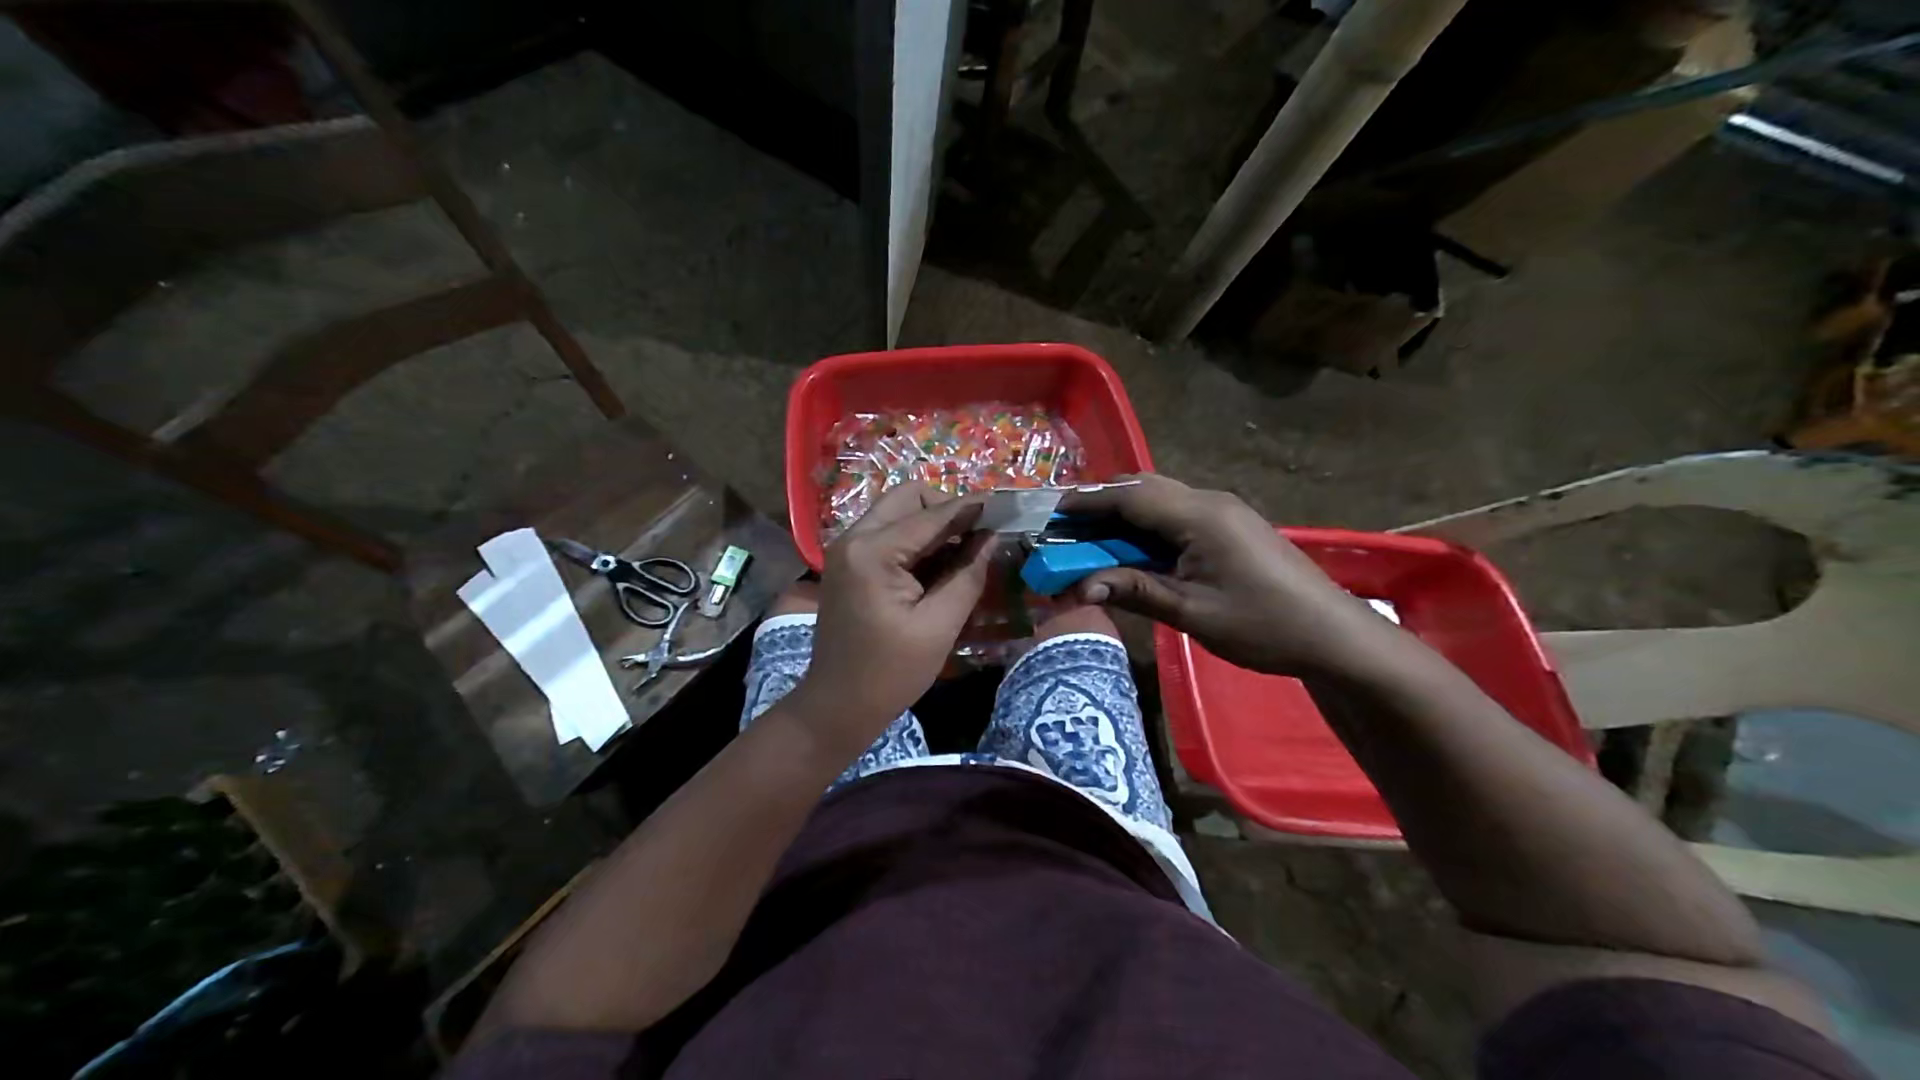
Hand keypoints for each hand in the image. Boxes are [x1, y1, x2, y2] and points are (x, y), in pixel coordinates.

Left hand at [790, 483, 993, 749]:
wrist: (837, 705)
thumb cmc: (890, 672)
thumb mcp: (939, 626)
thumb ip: (968, 575)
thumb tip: (991, 537)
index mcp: (872, 552)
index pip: (930, 515)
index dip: (970, 508)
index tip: (1005, 505)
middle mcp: (853, 538)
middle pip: (908, 497)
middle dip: (947, 509)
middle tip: (979, 534)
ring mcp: (847, 549)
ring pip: (897, 512)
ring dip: (932, 523)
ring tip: (965, 550)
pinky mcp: (849, 562)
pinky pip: (888, 533)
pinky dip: (916, 539)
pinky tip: (939, 564)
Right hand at [1065, 474, 1395, 676]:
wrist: (1332, 636)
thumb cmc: (1262, 626)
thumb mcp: (1192, 612)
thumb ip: (1134, 591)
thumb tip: (1078, 587)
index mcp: (1200, 517)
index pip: (1130, 496)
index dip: (1086, 503)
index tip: (1049, 516)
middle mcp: (1209, 501)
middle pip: (1142, 488)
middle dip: (1099, 504)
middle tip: (1065, 532)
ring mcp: (1222, 511)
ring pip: (1158, 498)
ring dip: (1121, 515)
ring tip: (1088, 542)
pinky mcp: (1228, 526)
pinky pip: (1175, 513)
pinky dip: (1144, 525)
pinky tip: (1130, 550)